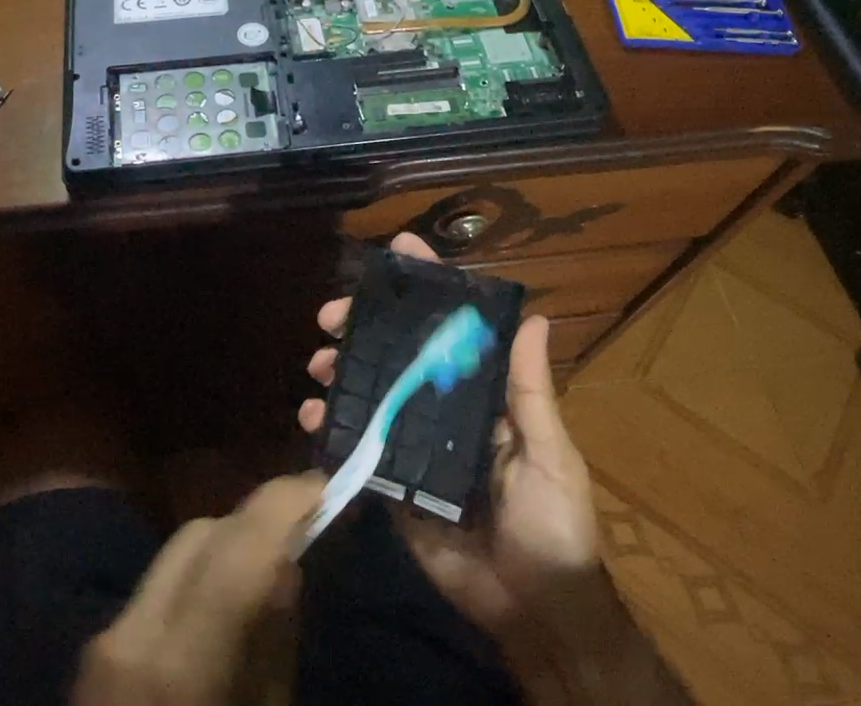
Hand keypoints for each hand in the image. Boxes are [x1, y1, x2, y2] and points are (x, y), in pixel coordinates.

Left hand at [71, 474, 321, 705]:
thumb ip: (272, 642)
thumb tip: (288, 560)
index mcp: (178, 664)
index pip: (238, 545)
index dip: (286, 503)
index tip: (329, 488)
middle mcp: (130, 632)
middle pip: (201, 533)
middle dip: (258, 520)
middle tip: (309, 529)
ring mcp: (105, 639)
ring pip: (177, 553)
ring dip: (229, 544)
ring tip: (276, 561)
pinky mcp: (97, 650)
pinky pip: (159, 585)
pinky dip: (201, 575)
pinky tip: (229, 601)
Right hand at [301, 234, 689, 702]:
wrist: (531, 609)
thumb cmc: (552, 524)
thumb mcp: (549, 453)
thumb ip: (528, 392)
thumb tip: (534, 318)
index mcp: (486, 400)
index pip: (455, 335)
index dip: (429, 291)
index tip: (399, 251)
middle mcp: (447, 414)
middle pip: (401, 359)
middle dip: (365, 330)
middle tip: (330, 316)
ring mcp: (416, 450)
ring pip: (373, 396)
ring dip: (341, 373)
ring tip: (317, 363)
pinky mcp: (392, 487)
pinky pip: (357, 450)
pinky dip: (330, 430)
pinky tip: (308, 416)